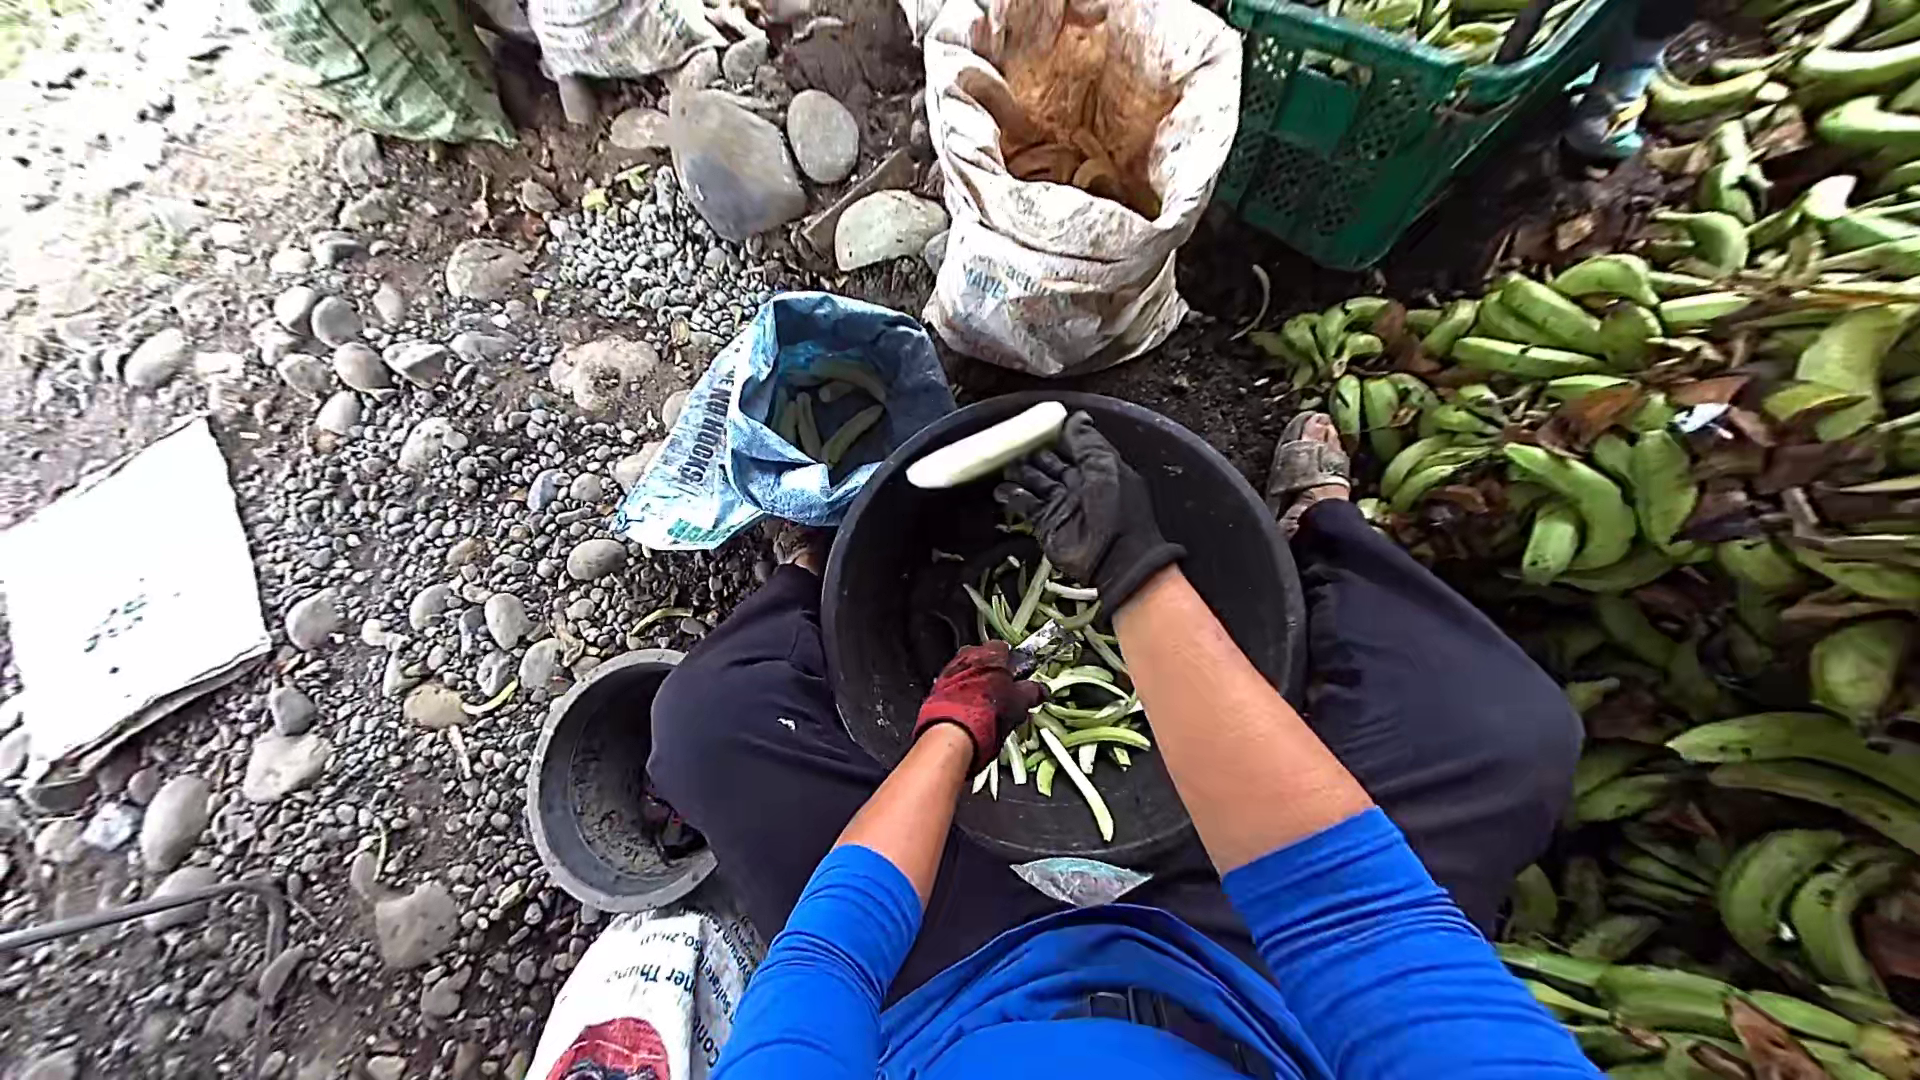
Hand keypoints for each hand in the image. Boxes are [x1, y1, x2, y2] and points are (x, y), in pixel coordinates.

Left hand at [914, 641, 1046, 770]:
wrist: (952, 734)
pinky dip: (962, 699)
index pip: (1006, 650)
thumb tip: (1041, 690)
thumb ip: (1032, 692)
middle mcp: (967, 656)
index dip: (1014, 666)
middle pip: (985, 662)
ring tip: (987, 711)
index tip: (1019, 680)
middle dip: (993, 676)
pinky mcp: (936, 690)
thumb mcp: (1020, 703)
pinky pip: (954, 689)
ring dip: (977, 688)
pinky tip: (971, 716)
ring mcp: (949, 672)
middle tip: (1004, 697)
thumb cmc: (989, 712)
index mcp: (991, 652)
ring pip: (968, 675)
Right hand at [994, 411, 1184, 612]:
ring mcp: (1061, 506)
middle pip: (1051, 465)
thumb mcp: (1106, 467)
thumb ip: (1088, 442)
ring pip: (1036, 484)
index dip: (1056, 438)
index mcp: (1098, 470)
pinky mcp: (1046, 524)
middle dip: (1033, 455)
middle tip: (1013, 445)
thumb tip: (1076, 416)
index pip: (1073, 449)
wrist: (1116, 558)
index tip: (1036, 427)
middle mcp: (1079, 486)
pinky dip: (1013, 496)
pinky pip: (1027, 506)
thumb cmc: (1117, 509)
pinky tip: (1001, 489)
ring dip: (1020, 474)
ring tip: (1004, 465)